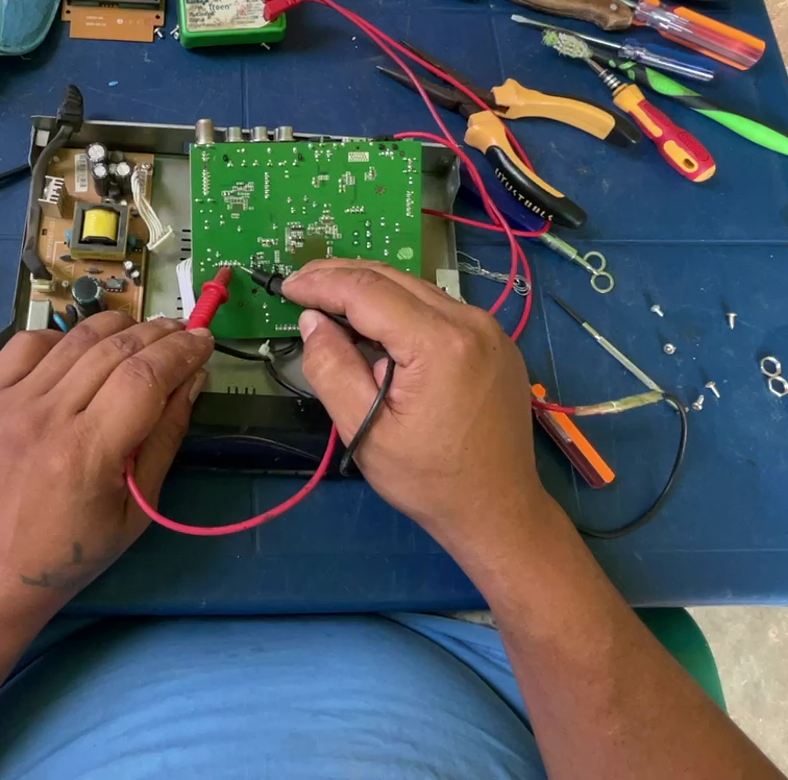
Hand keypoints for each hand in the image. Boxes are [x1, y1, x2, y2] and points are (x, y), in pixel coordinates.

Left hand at [0, 311, 212, 615]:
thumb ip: (167, 435)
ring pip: (76, 338)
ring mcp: (9, 403)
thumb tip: (193, 377)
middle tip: (183, 332)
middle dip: (159, 334)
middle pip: (114, 350)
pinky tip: (84, 350)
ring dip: (120, 327)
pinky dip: (66, 337)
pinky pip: (30, 342)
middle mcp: (45, 419)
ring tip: (145, 332)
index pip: (144, 378)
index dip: (181, 352)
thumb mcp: (140, 505)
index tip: (204, 340)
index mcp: (86, 454)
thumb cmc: (78, 547)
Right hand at [280, 259, 559, 556]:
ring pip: (414, 289)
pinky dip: (397, 305)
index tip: (288, 287)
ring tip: (326, 298)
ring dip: (368, 289)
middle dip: (340, 276)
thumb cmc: (429, 479)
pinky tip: (372, 322)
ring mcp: (488, 328)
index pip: (368, 292)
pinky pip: (435, 307)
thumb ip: (332, 369)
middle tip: (300, 284)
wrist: (499, 511)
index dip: (323, 284)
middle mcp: (471, 322)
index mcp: (440, 343)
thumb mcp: (366, 431)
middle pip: (393, 279)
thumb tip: (313, 321)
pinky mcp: (493, 340)